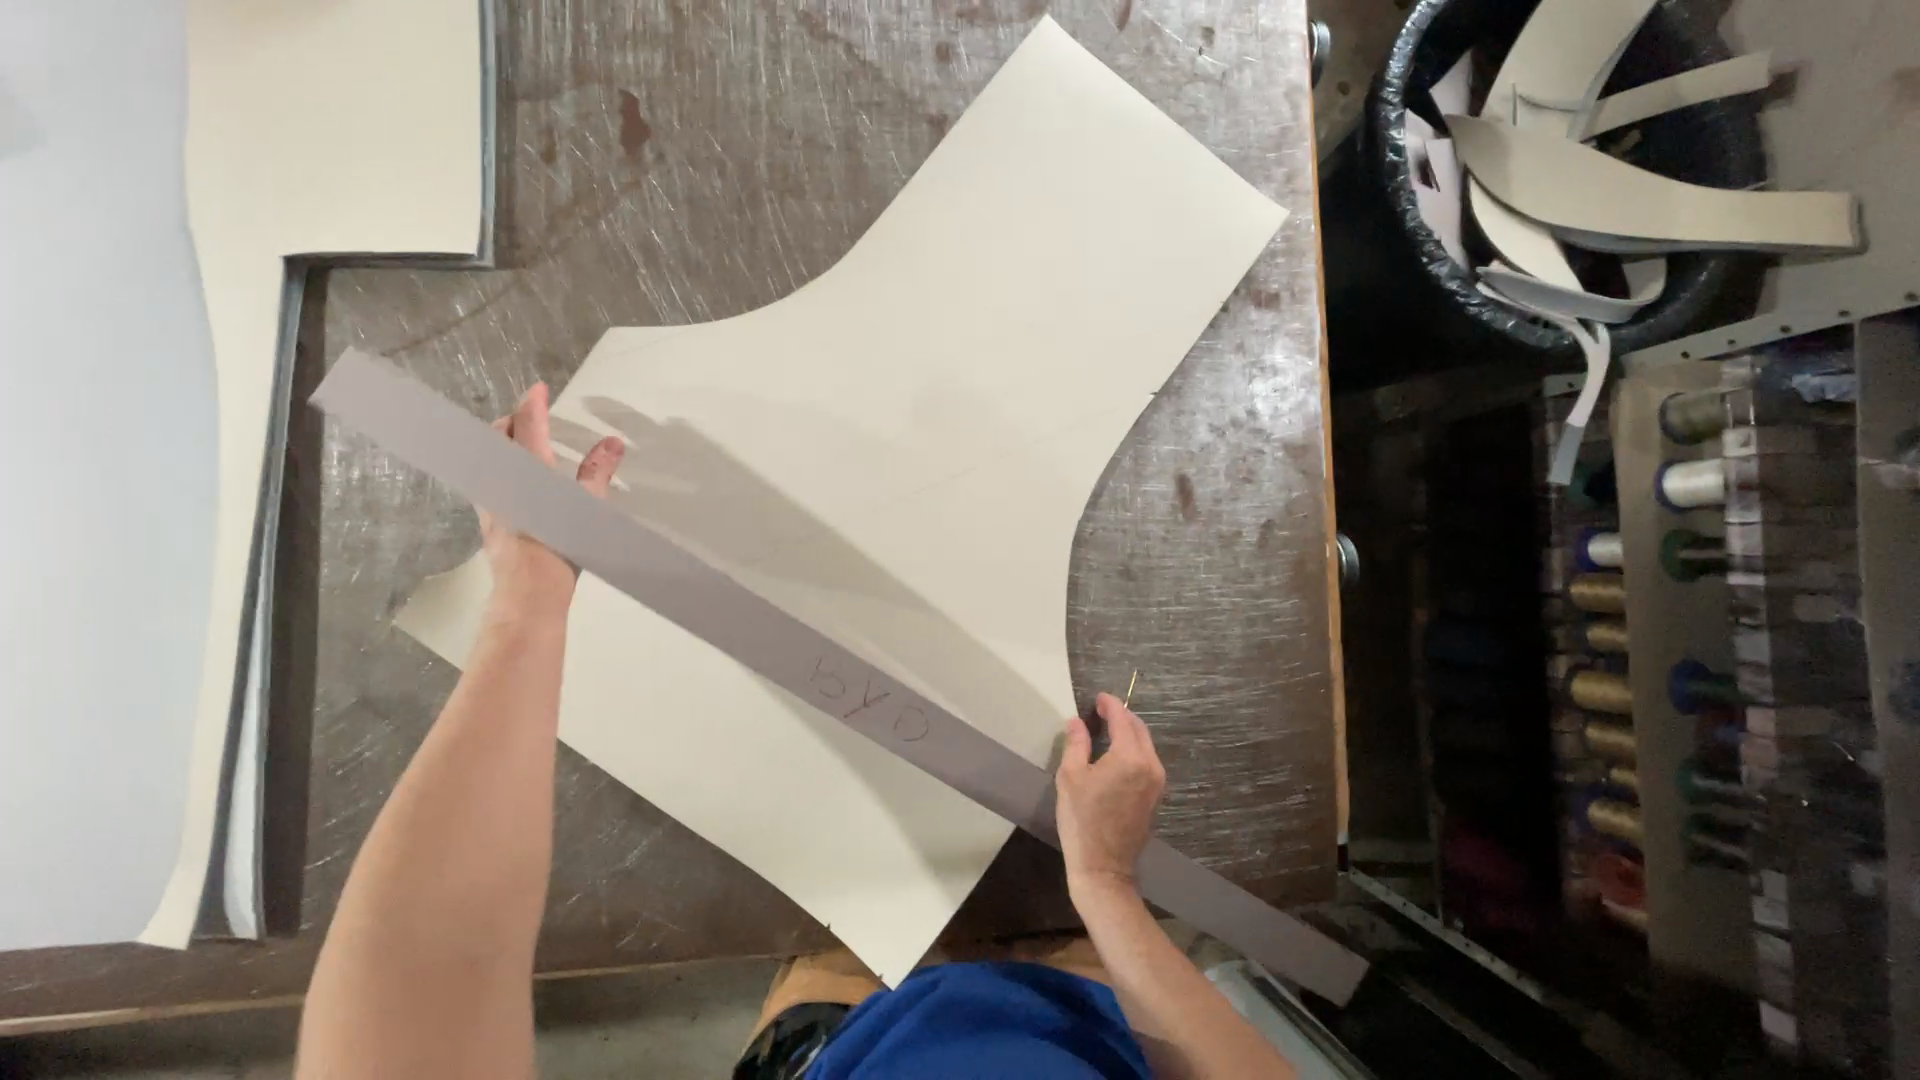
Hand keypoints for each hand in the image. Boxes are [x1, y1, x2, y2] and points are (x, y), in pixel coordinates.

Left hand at [481, 382, 624, 607]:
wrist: (530, 592)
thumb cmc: (562, 548)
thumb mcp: (587, 508)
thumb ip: (597, 473)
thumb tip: (612, 443)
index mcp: (528, 471)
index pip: (528, 426)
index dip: (533, 404)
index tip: (538, 388)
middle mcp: (503, 479)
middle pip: (498, 437)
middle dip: (513, 421)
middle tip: (531, 416)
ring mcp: (491, 500)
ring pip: (490, 459)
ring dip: (504, 444)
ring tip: (524, 445)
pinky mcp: (490, 520)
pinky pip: (491, 481)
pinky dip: (504, 469)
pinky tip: (517, 482)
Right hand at [1056, 692, 1165, 901]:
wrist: (1104, 866)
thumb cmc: (1081, 819)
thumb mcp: (1070, 777)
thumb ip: (1076, 744)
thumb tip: (1076, 722)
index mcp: (1130, 757)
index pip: (1122, 719)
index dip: (1110, 705)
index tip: (1098, 697)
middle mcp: (1150, 765)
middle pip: (1139, 730)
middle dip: (1122, 716)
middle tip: (1101, 710)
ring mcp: (1156, 782)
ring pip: (1146, 745)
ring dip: (1129, 733)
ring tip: (1107, 728)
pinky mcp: (1155, 796)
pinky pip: (1147, 761)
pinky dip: (1134, 749)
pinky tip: (1117, 753)